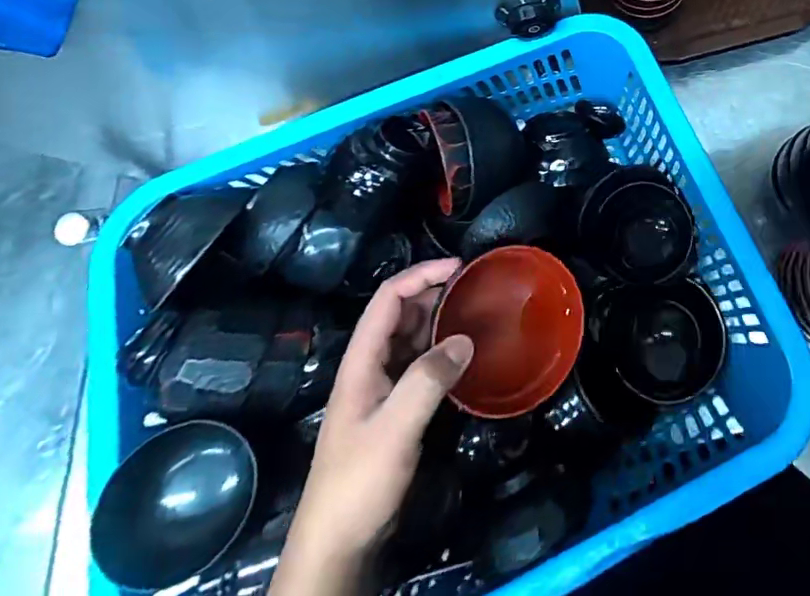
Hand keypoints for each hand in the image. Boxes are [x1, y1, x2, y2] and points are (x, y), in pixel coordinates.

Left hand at [274, 259, 473, 595]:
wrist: (335, 542)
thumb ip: (428, 380)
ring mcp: (378, 388)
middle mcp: (368, 366)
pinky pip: (416, 365)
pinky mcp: (390, 409)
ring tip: (473, 315)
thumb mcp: (396, 429)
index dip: (421, 275)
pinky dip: (438, 351)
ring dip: (437, 321)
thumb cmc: (359, 480)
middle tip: (474, 291)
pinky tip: (461, 357)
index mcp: (361, 360)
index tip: (459, 267)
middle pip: (399, 314)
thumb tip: (464, 339)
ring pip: (408, 339)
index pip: (388, 299)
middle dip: (433, 294)